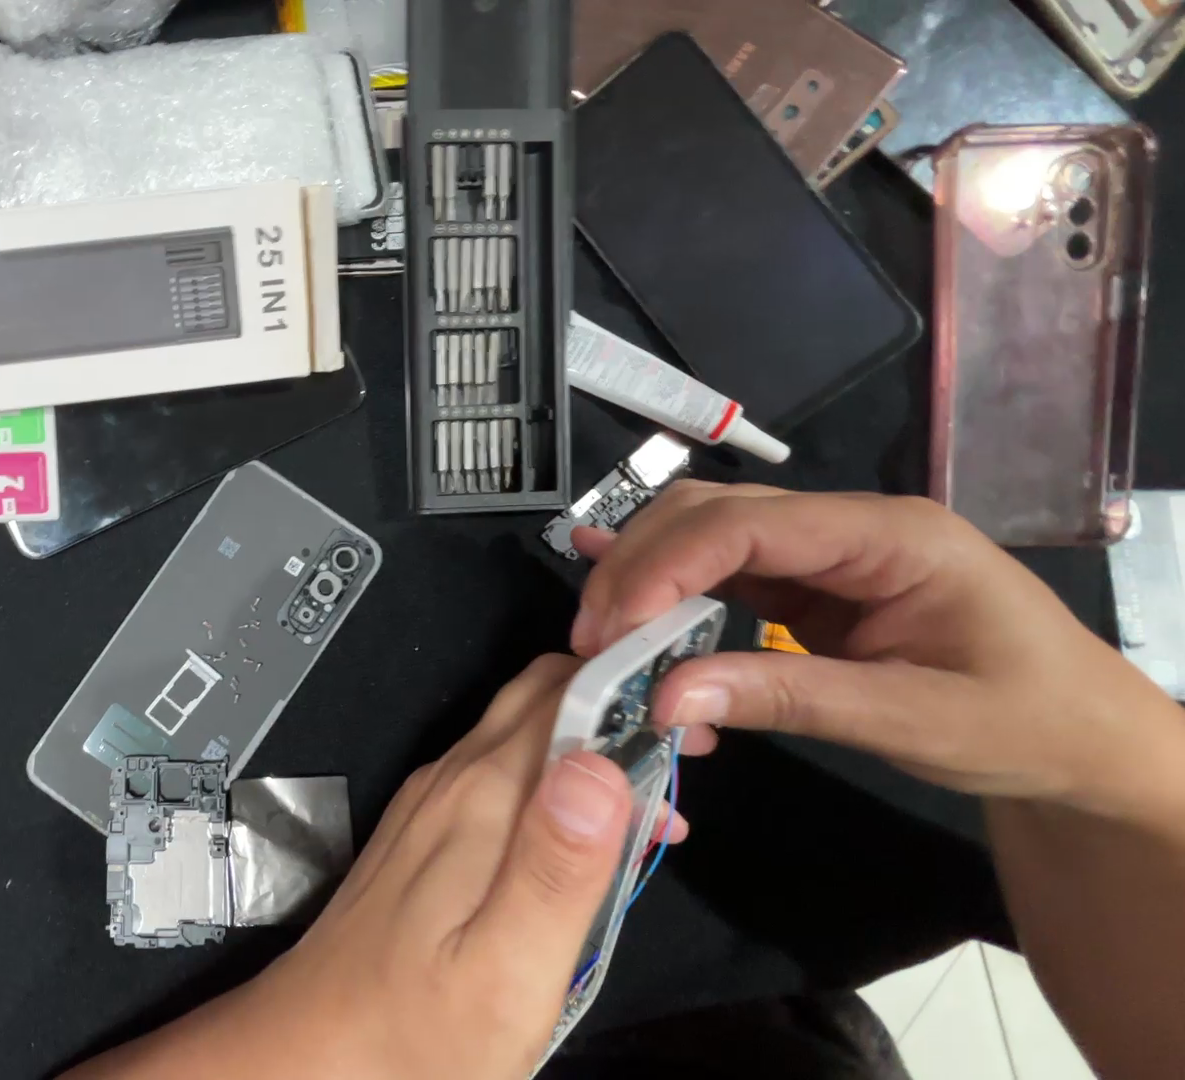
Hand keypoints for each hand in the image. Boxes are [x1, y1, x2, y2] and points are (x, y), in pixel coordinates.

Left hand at [67, 656, 656, 1079]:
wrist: (320, 1040)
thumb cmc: (420, 1024)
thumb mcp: (509, 967)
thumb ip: (558, 864)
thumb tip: (600, 764)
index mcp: (482, 795)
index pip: (564, 694)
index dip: (633, 689)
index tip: (692, 718)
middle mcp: (454, 777)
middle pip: (543, 697)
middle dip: (618, 703)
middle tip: (686, 754)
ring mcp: (435, 798)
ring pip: (525, 730)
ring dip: (591, 739)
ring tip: (656, 801)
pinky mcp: (429, 825)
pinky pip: (502, 769)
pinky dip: (556, 774)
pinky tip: (586, 830)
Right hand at [570, 482, 1183, 824]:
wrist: (1088, 742)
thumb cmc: (1031, 725)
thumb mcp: (918, 721)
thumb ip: (787, 698)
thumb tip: (663, 699)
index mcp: (887, 536)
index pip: (744, 525)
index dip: (663, 567)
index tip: (611, 630)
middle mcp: (842, 524)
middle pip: (707, 513)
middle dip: (636, 567)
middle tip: (592, 637)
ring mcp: (816, 549)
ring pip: (698, 528)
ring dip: (638, 570)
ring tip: (598, 627)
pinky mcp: (797, 580)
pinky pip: (712, 563)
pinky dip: (656, 571)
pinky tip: (607, 568)